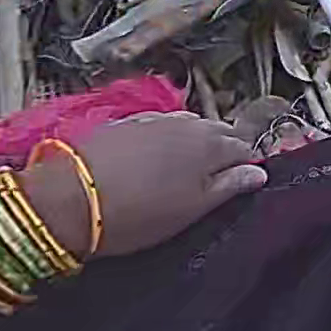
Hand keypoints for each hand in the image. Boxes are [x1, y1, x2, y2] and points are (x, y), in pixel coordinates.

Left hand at [20, 111, 266, 258]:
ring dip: (197, 141)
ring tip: (186, 166)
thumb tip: (260, 172)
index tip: (240, 183)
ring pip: (193, 126)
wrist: (70, 197)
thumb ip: (229, 187)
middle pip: (221, 131)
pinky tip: (157, 155)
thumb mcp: (191, 210)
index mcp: (214, 145)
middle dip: (225, 149)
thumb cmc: (140, 213)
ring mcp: (161, 118)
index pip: (245, 148)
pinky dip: (170, 138)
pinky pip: (165, 125)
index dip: (246, 165)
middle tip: (214, 178)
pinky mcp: (132, 121)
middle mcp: (193, 123)